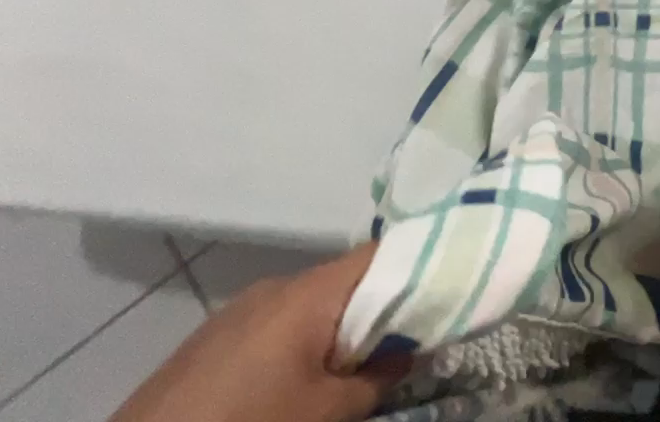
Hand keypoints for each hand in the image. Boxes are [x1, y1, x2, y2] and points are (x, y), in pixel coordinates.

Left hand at [111, 243, 406, 421]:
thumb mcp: (328, 413)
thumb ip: (380, 377)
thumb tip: (410, 352)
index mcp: (309, 291)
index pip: (385, 253)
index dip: (423, 266)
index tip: (449, 291)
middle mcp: (276, 286)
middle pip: (350, 280)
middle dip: (382, 308)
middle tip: (408, 342)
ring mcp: (237, 312)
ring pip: (314, 305)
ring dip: (342, 328)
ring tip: (355, 367)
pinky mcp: (210, 341)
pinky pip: (278, 326)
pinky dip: (303, 342)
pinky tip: (302, 378)